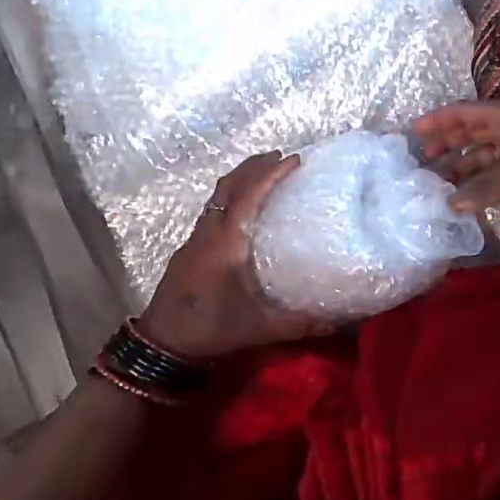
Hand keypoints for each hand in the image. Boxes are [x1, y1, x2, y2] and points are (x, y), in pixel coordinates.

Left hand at [137, 151, 334, 359]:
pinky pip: (212, 210)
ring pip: (217, 196)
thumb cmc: (210, 328)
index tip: (293, 159)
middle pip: (229, 185)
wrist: (162, 342)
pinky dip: (230, 198)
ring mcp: (195, 239)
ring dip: (239, 180)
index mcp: (226, 242)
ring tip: (263, 175)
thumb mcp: (259, 328)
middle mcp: (209, 233)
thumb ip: (299, 324)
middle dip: (254, 166)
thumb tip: (338, 322)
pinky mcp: (189, 249)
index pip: (249, 195)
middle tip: (280, 157)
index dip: (271, 173)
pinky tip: (241, 210)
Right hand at [414, 101, 499, 222]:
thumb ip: (484, 186)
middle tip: (421, 161)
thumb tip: (450, 203)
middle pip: (469, 134)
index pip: (464, 113)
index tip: (413, 131)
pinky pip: (493, 181)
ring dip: (460, 169)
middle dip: (445, 145)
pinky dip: (477, 188)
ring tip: (435, 184)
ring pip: (480, 159)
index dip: (439, 120)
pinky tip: (461, 199)